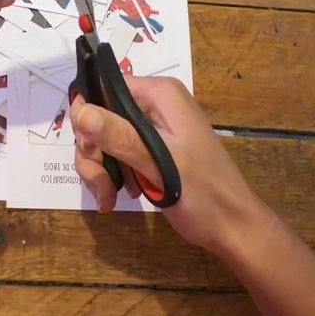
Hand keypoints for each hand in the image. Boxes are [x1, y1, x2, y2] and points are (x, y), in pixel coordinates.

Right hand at [71, 76, 271, 255]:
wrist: (234, 228)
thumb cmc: (203, 195)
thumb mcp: (158, 165)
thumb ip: (119, 136)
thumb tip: (80, 110)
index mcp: (159, 94)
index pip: (103, 87)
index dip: (86, 118)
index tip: (89, 152)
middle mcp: (153, 103)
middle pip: (99, 116)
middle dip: (93, 152)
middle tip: (101, 186)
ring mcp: (152, 125)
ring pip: (102, 136)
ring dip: (99, 168)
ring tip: (109, 197)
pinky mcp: (150, 146)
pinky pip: (116, 151)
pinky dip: (110, 173)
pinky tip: (115, 196)